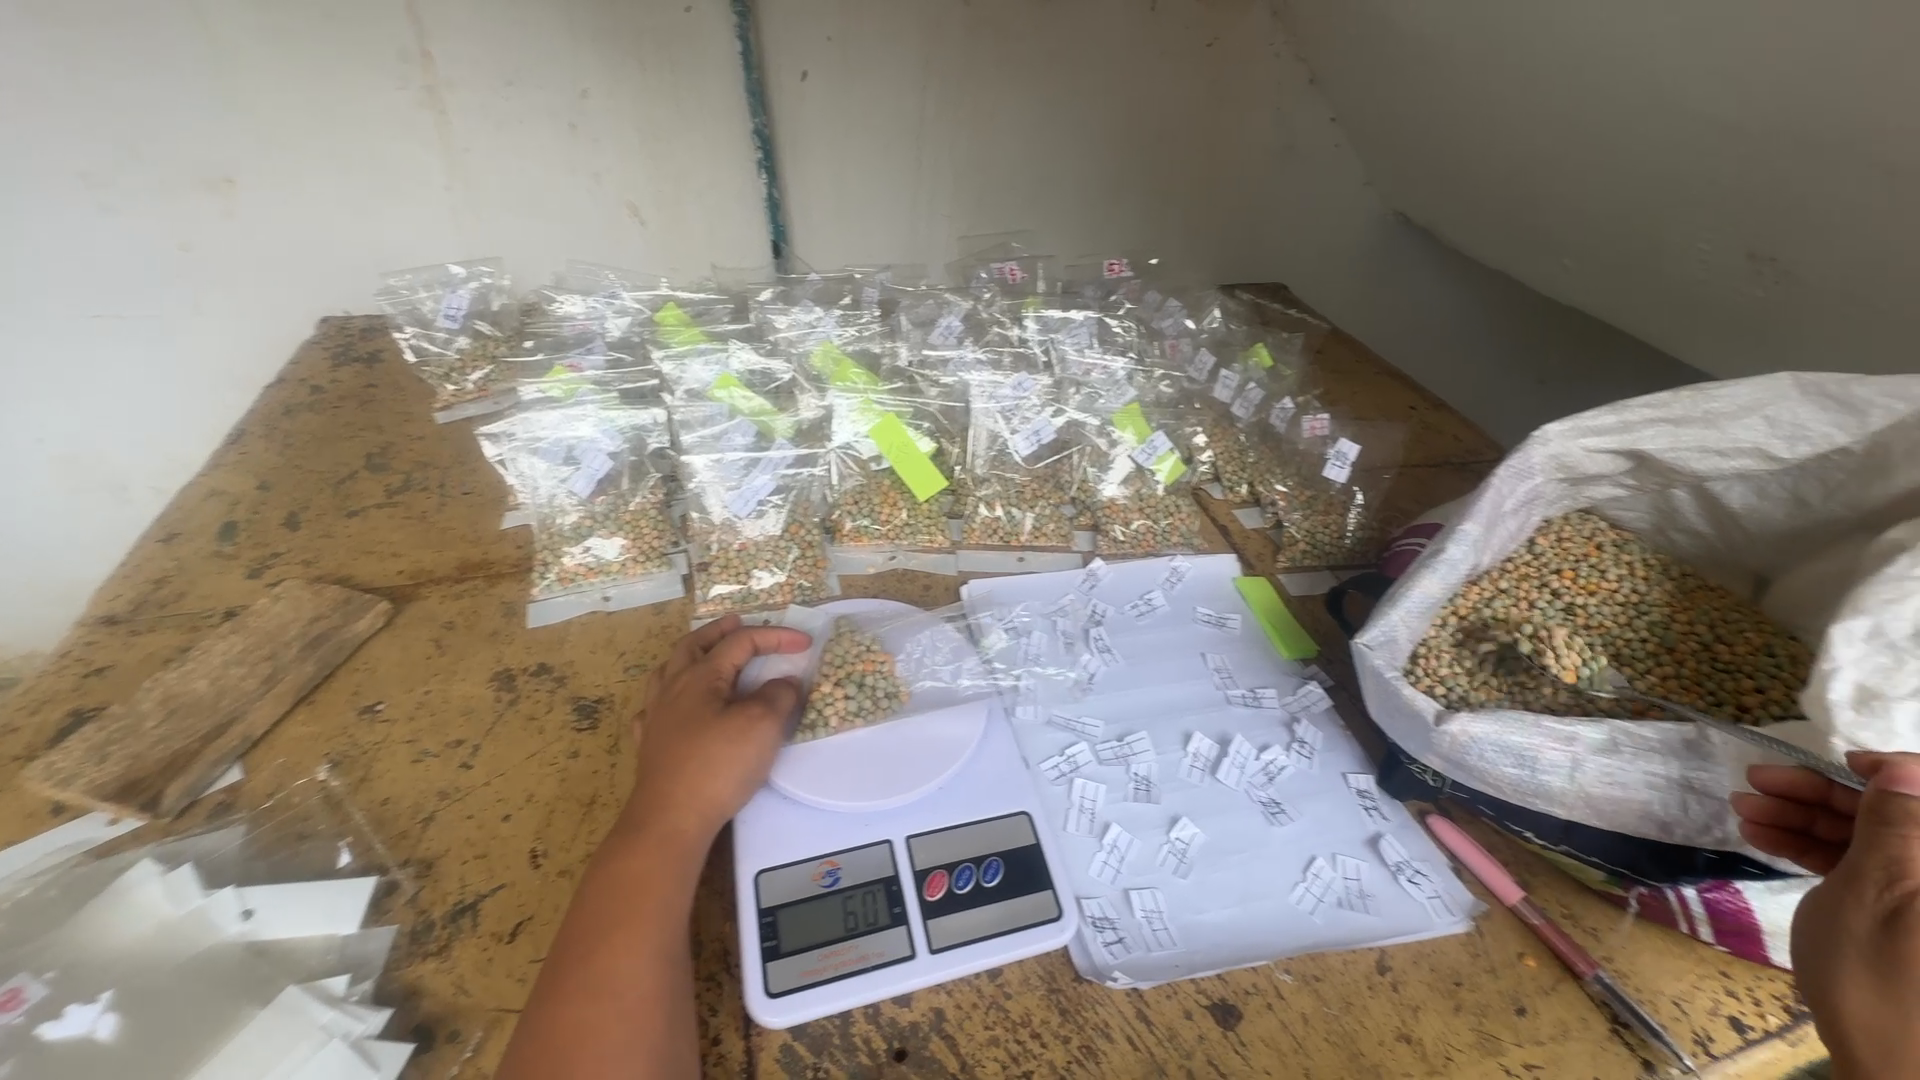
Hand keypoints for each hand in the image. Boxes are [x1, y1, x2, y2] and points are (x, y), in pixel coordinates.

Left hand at [620, 615, 811, 845]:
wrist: (670, 820)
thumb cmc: (718, 766)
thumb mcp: (762, 726)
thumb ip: (778, 696)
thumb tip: (785, 683)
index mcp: (701, 677)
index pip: (740, 642)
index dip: (774, 636)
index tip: (804, 643)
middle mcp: (673, 688)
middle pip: (694, 645)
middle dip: (719, 631)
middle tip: (737, 622)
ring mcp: (657, 717)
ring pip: (668, 671)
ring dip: (690, 655)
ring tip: (704, 653)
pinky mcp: (650, 746)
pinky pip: (654, 707)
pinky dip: (668, 695)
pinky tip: (673, 705)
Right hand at [1731, 753, 1919, 1078]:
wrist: (1900, 1069)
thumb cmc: (1879, 978)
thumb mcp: (1875, 895)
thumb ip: (1898, 826)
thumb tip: (1902, 766)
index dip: (1891, 772)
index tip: (1831, 761)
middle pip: (1901, 817)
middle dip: (1829, 796)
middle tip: (1754, 782)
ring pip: (1878, 841)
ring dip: (1811, 821)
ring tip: (1743, 811)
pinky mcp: (1908, 917)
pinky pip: (1870, 869)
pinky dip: (1820, 851)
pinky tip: (1766, 839)